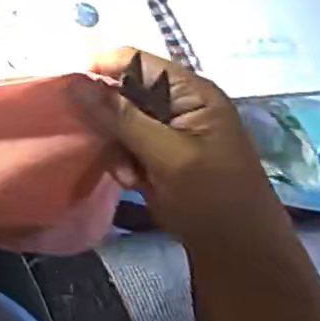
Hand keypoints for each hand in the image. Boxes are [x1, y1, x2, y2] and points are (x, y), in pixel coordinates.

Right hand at [73, 51, 288, 243]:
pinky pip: (126, 142)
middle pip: (123, 89)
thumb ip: (120, 116)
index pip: (134, 60)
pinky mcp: (162, 152)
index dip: (102, 72)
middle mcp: (180, 103)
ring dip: (116, 145)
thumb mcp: (165, 156)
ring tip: (129, 175)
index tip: (76, 99)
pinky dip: (124, 161)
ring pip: (120, 119)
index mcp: (192, 92)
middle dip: (110, 119)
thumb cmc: (214, 201)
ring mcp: (172, 128)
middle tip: (111, 148)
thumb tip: (75, 80)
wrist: (243, 260)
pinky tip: (135, 182)